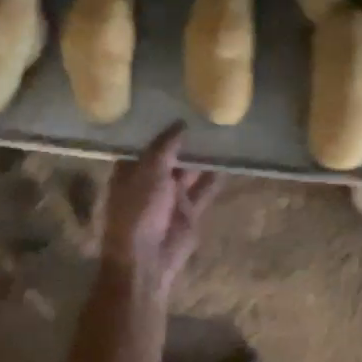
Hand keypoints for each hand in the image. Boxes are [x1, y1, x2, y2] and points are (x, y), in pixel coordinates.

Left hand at [101, 123, 220, 290]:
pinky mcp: (189, 212)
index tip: (178, 103)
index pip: (146, 143)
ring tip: (223, 133)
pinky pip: (205, 190)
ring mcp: (170, 197)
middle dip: (186, 140)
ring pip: (189, 172)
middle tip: (207, 112)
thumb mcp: (149, 170)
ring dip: (203, 157)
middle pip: (170, 156)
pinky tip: (230, 160)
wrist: (147, 258)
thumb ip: (166, 146)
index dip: (160, 126)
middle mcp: (150, 181)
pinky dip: (215, 178)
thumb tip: (181, 123)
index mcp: (131, 170)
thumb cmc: (138, 209)